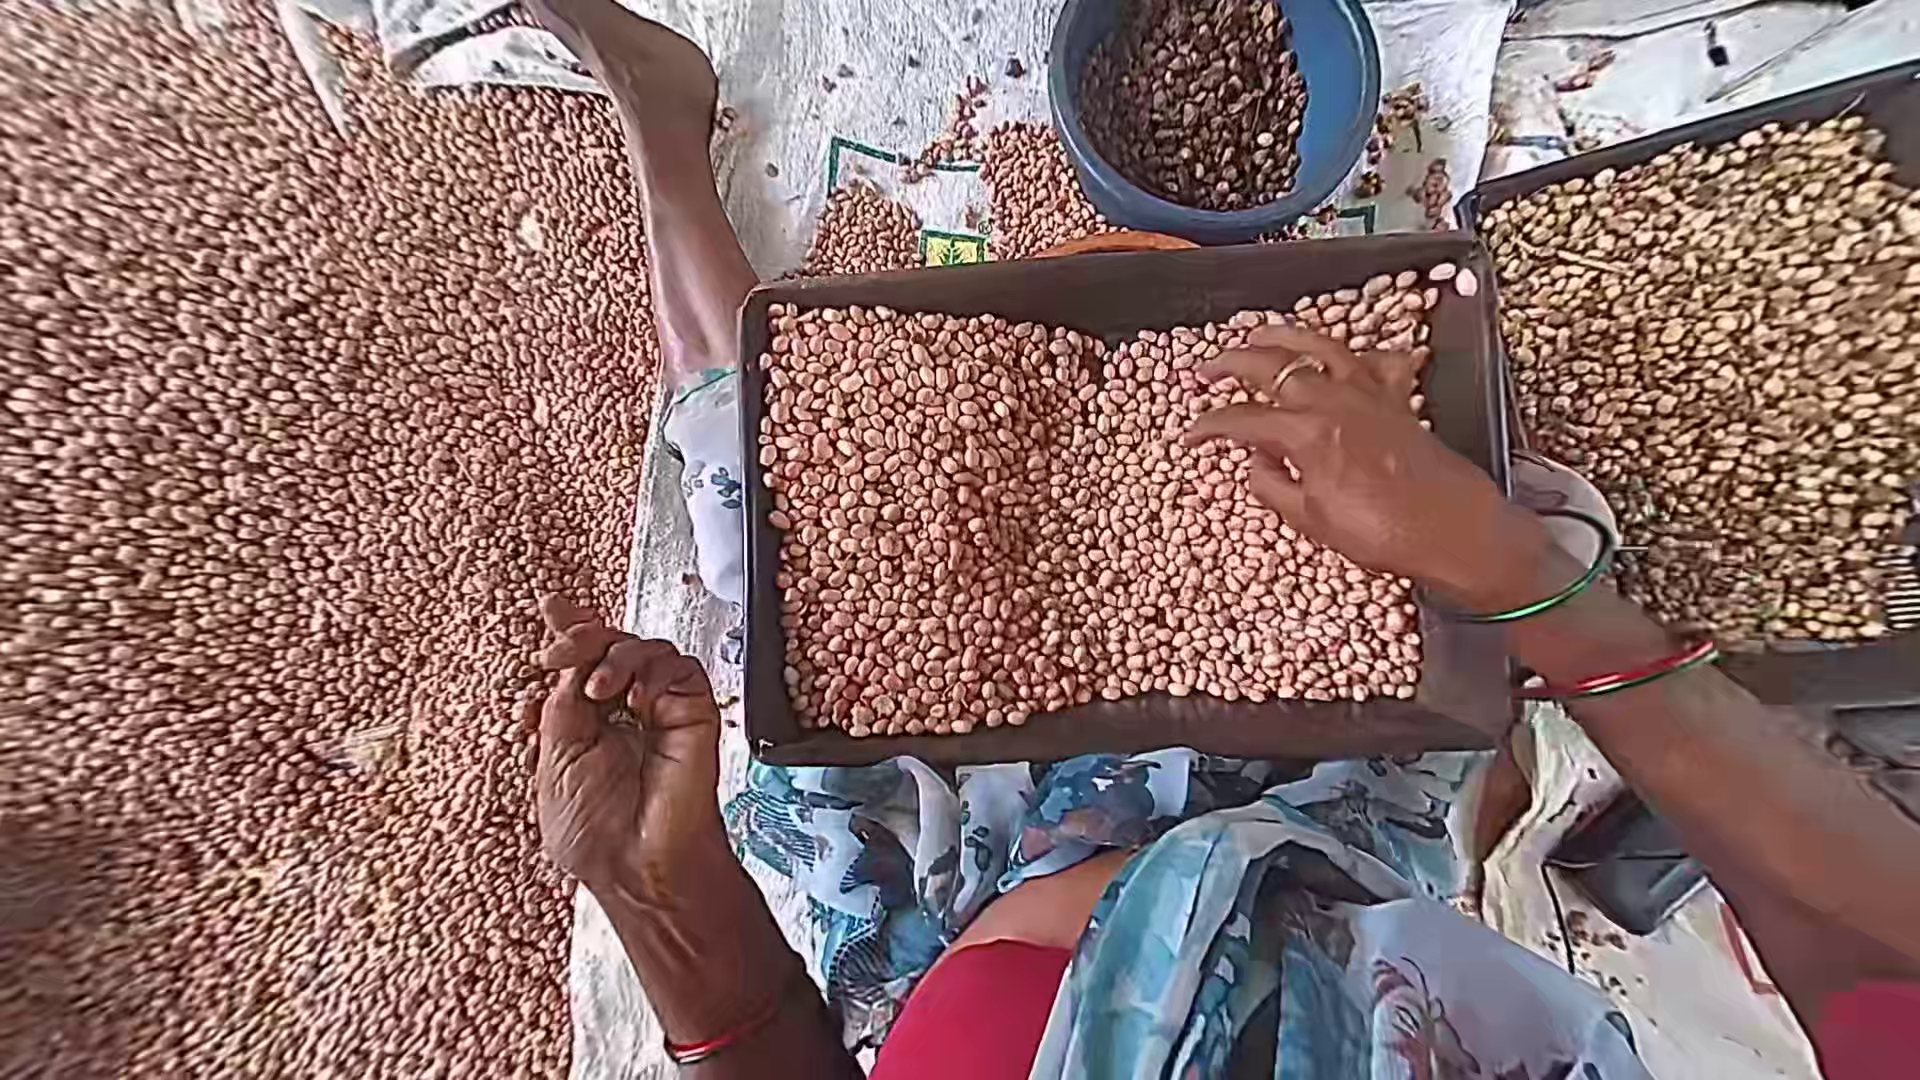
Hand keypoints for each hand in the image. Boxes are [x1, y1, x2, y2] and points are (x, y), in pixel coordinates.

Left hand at [526, 595, 724, 891]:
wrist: (635, 856)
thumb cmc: (594, 823)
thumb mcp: (555, 756)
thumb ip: (564, 700)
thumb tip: (569, 656)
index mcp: (592, 716)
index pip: (586, 662)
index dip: (573, 631)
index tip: (552, 606)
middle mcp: (628, 705)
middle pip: (615, 644)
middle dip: (587, 637)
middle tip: (563, 649)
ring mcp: (664, 705)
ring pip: (650, 649)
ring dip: (620, 657)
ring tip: (601, 689)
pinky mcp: (695, 708)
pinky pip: (682, 668)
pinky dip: (657, 673)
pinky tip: (639, 701)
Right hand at [1184, 323, 1551, 608]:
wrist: (1456, 534)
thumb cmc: (1380, 533)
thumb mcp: (1307, 518)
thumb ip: (1270, 485)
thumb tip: (1256, 464)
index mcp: (1307, 434)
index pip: (1241, 420)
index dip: (1208, 427)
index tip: (1191, 438)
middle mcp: (1336, 403)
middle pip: (1272, 366)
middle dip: (1231, 363)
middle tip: (1206, 369)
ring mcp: (1370, 396)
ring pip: (1321, 347)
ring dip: (1284, 337)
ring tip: (1259, 335)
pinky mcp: (1397, 401)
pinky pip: (1375, 363)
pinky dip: (1355, 356)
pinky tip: (1343, 359)